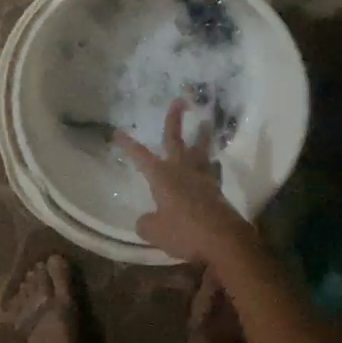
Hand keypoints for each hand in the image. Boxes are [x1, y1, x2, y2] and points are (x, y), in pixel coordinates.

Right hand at [117, 99, 257, 264]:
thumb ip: (146, 223)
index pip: (140, 156)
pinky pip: (212, 171)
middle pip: (176, 139)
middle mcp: (181, 170)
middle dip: (174, 119)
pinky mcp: (217, 191)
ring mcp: (202, 179)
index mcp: (162, 176)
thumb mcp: (155, 232)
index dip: (128, 144)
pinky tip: (212, 165)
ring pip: (200, 151)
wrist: (224, 241)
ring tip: (206, 124)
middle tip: (179, 101)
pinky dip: (211, 166)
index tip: (117, 131)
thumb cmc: (185, 232)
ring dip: (202, 136)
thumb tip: (146, 220)